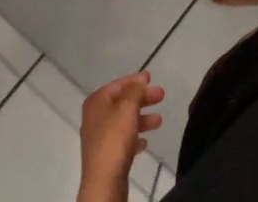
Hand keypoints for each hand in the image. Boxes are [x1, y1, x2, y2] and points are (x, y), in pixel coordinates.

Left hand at [78, 71, 164, 198]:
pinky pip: (123, 140)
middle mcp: (95, 117)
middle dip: (142, 98)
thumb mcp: (127, 108)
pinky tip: (145, 143)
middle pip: (122, 102)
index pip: (118, 85)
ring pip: (124, 122)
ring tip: (159, 120)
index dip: (134, 80)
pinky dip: (134, 138)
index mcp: (96, 102)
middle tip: (162, 95)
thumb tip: (139, 79)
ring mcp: (100, 137)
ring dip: (142, 118)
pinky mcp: (106, 155)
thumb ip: (134, 91)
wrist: (104, 181)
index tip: (151, 77)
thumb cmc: (114, 138)